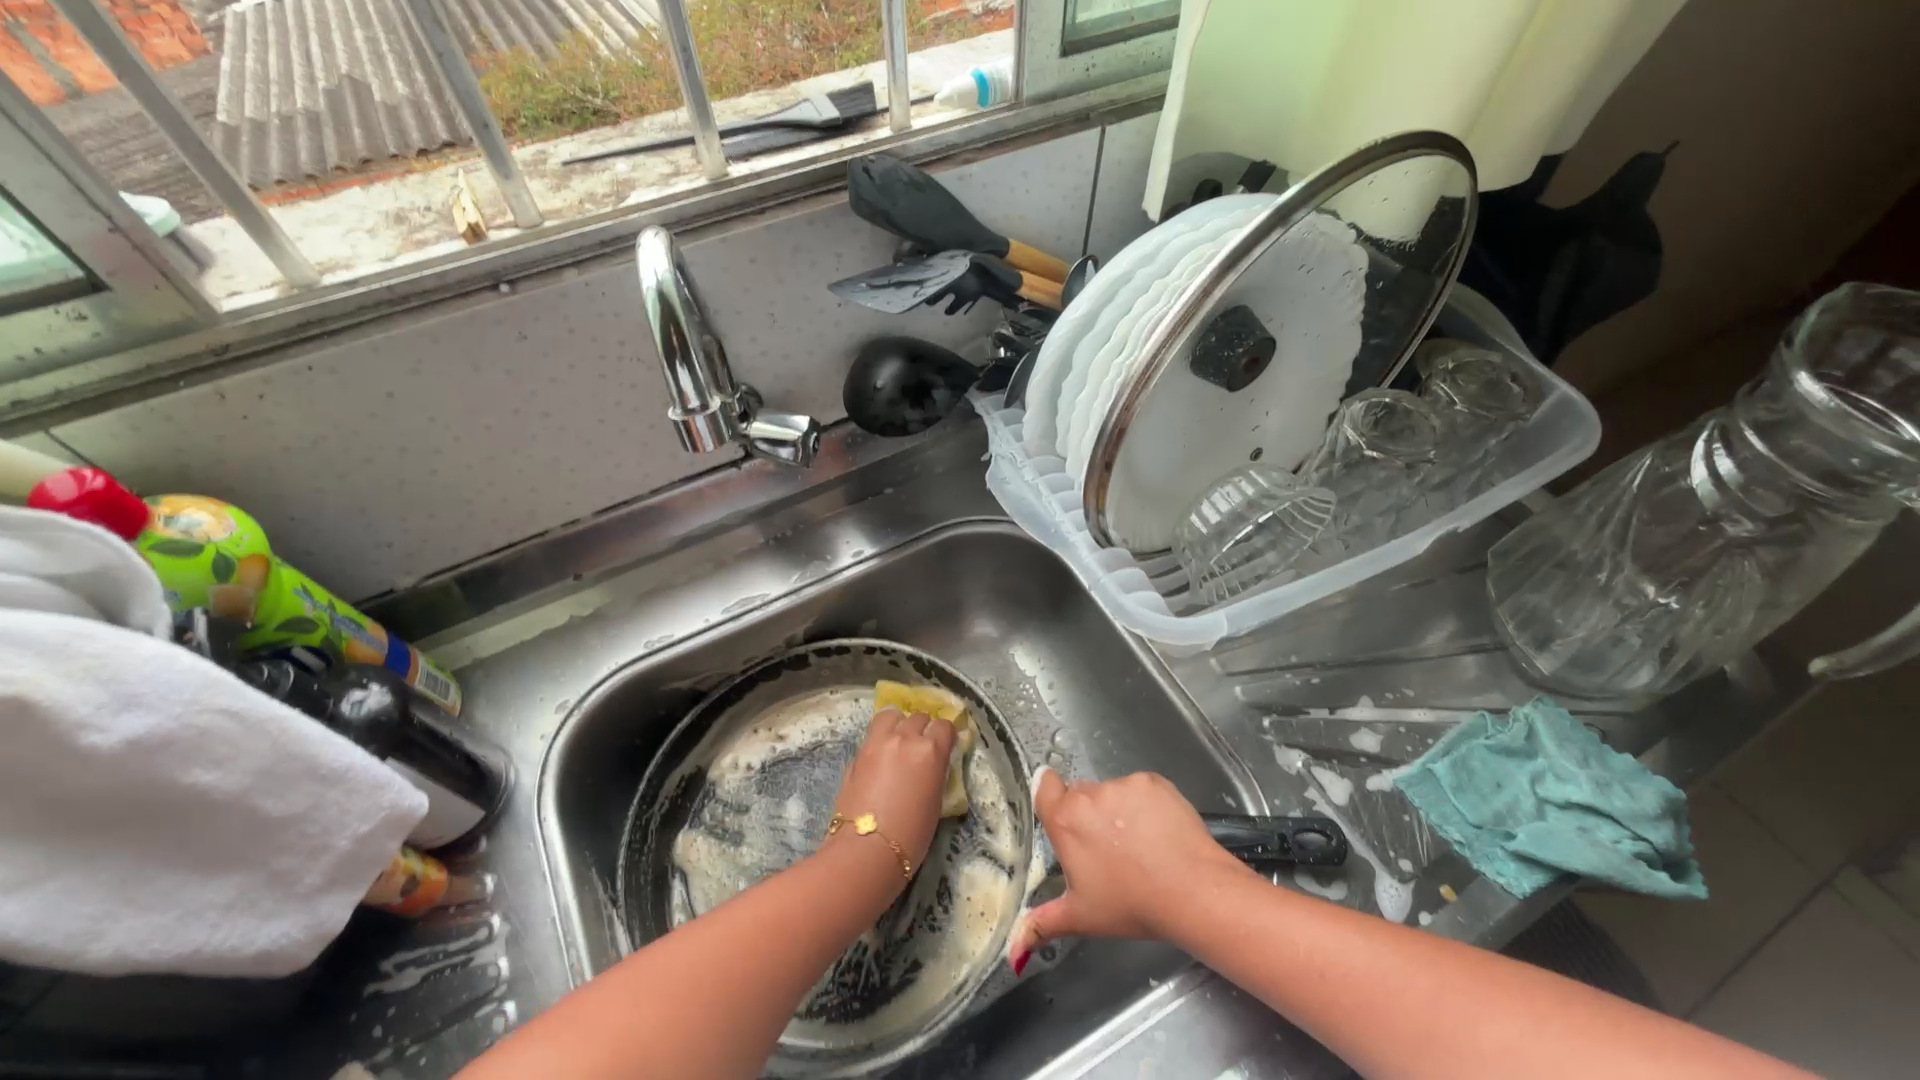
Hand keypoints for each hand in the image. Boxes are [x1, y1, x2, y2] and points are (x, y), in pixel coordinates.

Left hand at [827, 707, 955, 887]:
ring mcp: (878, 742)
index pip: (944, 726)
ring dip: (900, 724)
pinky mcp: (858, 752)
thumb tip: (932, 764)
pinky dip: (882, 736)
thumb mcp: (936, 801)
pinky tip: (882, 753)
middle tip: (923, 747)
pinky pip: (874, 732)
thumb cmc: (911, 835)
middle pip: (919, 718)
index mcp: (930, 751)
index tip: (946, 745)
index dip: (947, 735)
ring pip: (893, 716)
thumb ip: (935, 772)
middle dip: (924, 729)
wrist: (867, 850)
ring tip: (900, 741)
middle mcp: (905, 738)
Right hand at [1009, 769, 1254, 972]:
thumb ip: (1040, 925)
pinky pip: (1141, 790)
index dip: (1051, 796)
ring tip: (1139, 846)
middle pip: (1081, 794)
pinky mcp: (1156, 782)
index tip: (1062, 813)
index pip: (1045, 785)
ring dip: (1118, 811)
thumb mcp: (1080, 918)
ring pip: (1113, 793)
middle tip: (1107, 850)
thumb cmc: (1131, 905)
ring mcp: (1125, 785)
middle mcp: (1091, 794)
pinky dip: (1146, 806)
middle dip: (1089, 816)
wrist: (1193, 892)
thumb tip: (1013, 951)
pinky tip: (1159, 833)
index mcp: (1066, 820)